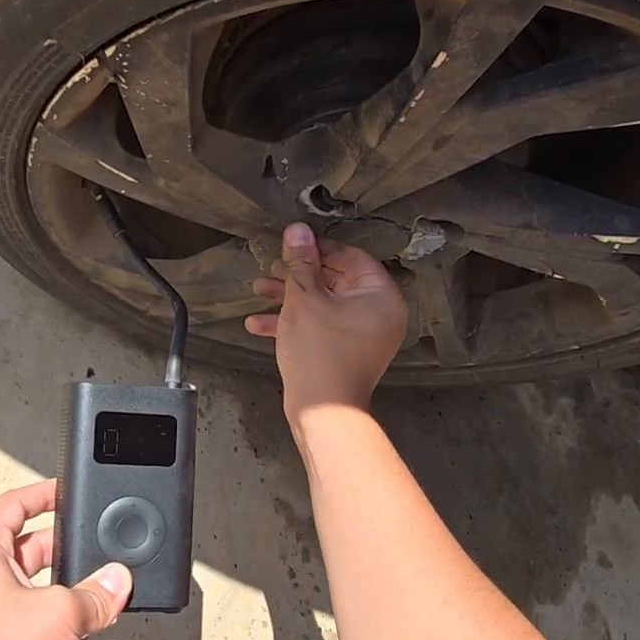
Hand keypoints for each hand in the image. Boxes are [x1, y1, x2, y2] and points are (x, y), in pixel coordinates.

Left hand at [0, 480, 132, 639]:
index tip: (65, 490)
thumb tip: (116, 583)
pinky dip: (51, 623)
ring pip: (30, 588)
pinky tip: (76, 633)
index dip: (42, 494)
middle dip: (62, 549)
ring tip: (93, 595)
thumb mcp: (57, 614)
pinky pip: (26, 622)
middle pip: (26, 547)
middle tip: (93, 549)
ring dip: (60, 591)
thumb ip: (94, 595)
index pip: (13, 504)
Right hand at [245, 223, 407, 420]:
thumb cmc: (320, 353)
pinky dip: (294, 323)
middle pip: (335, 280)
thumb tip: (298, 230)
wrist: (322, 410)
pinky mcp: (343, 352)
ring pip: (323, 304)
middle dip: (297, 275)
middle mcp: (377, 314)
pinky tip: (259, 324)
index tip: (291, 245)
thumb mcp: (304, 299)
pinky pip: (320, 327)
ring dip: (289, 297)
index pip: (351, 256)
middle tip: (272, 267)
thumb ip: (300, 262)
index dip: (318, 248)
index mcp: (380, 296)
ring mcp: (361, 336)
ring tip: (258, 290)